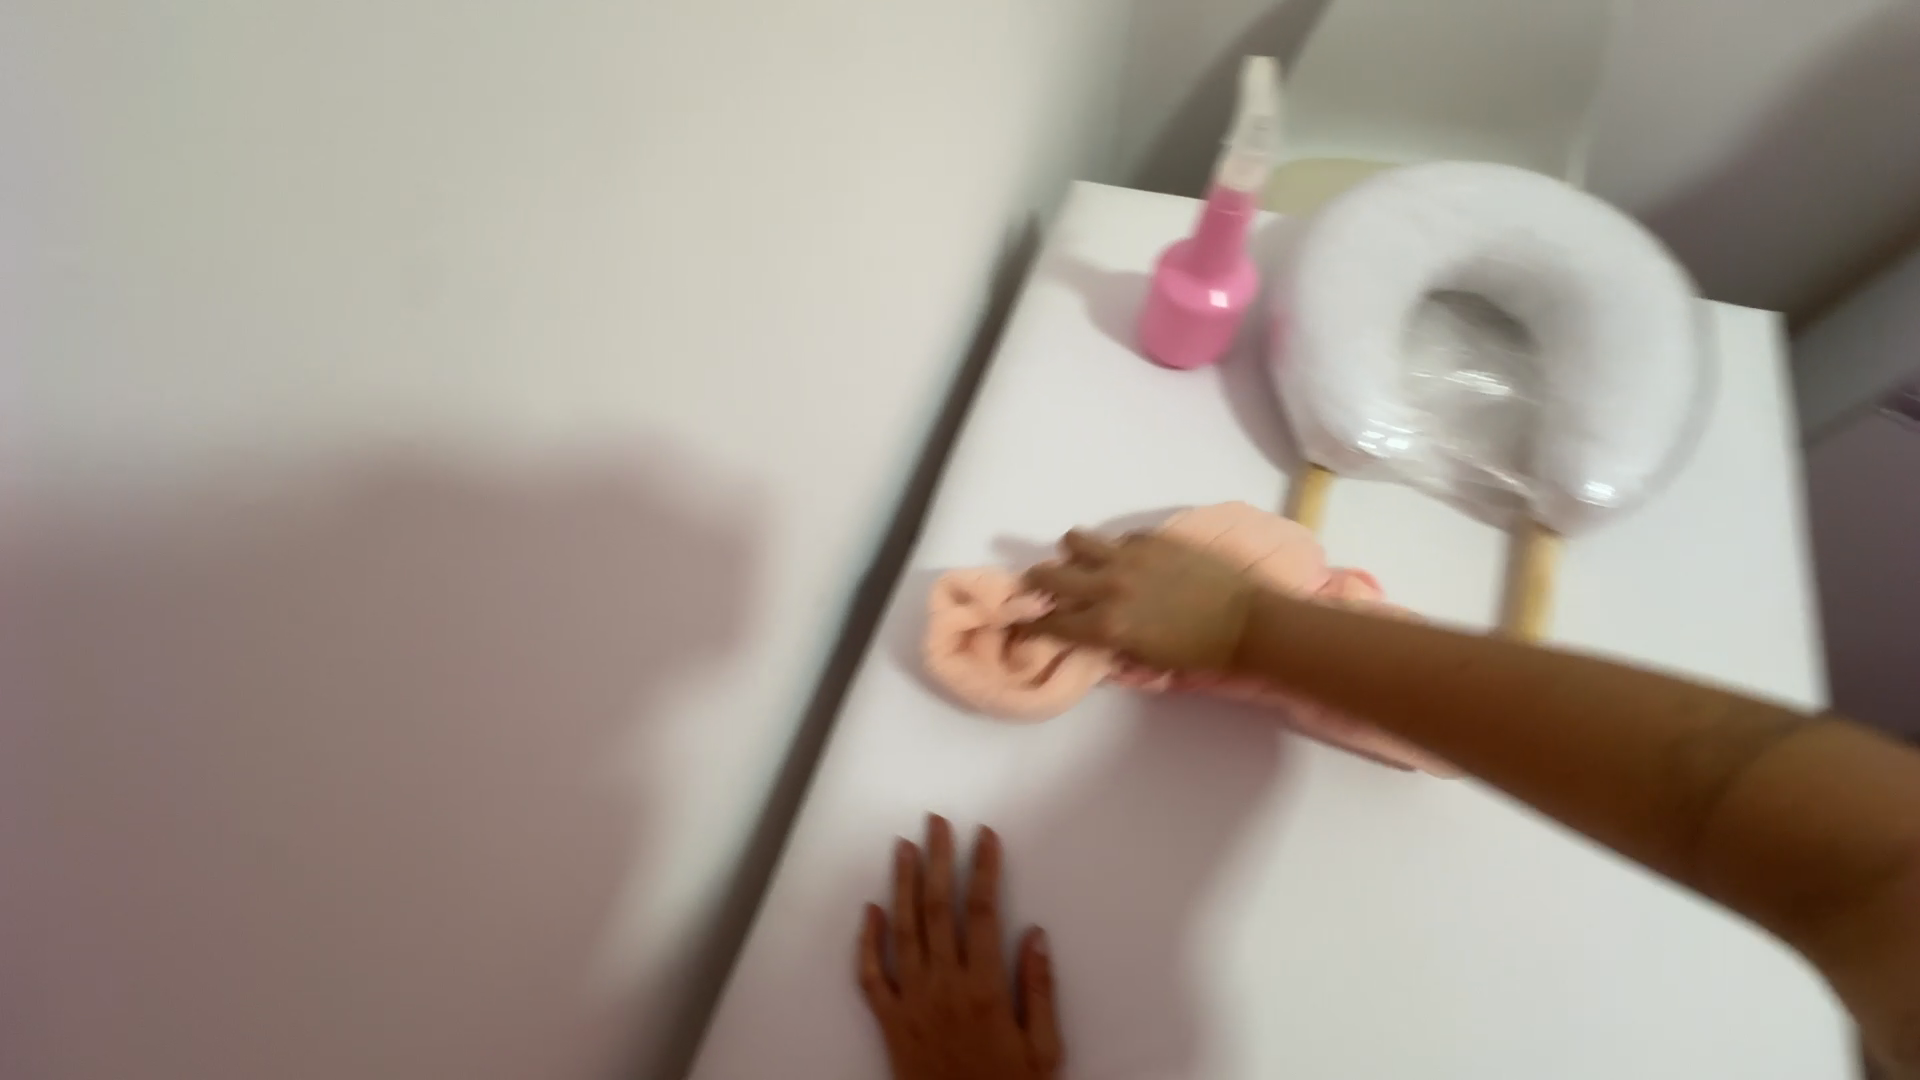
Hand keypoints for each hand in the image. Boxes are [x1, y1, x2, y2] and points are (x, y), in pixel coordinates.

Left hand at [859, 816, 1062, 1079]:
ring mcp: (911, 1002)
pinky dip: (866, 941)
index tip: (985, 835)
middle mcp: (943, 986)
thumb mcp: (1043, 1053)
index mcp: (984, 988)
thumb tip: (1035, 934)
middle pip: (939, 908)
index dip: (984, 868)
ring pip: (903, 929)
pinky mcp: (888, 1022)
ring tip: (905, 846)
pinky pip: (870, 976)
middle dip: (939, 859)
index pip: (984, 911)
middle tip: (937, 822)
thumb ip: (1039, 991)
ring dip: (903, 884)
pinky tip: (869, 909)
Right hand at [1024, 529, 1256, 672]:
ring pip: (1076, 540)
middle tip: (1044, 586)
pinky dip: (1118, 550)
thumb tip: (1083, 629)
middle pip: (1048, 573)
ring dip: (1075, 553)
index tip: (1026, 620)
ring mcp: (1130, 557)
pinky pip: (1119, 538)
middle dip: (1039, 581)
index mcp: (1106, 624)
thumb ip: (1106, 641)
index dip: (1033, 623)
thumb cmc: (1197, 653)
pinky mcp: (1153, 538)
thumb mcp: (1143, 657)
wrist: (1247, 623)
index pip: (1050, 622)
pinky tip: (1135, 563)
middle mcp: (1109, 585)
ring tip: (1088, 563)